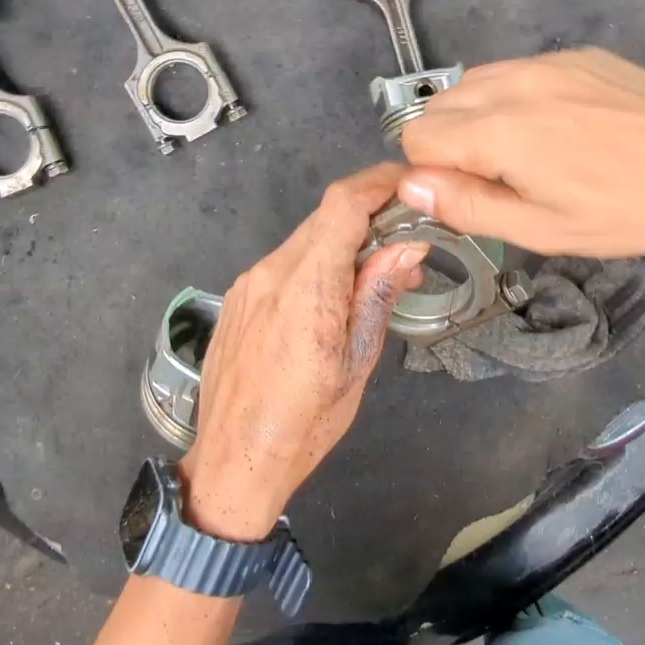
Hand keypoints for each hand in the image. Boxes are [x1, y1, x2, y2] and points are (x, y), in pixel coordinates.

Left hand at [180, 163, 427, 541]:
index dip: (378, 183)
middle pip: (325, 219)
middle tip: (406, 251)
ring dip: (342, 246)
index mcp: (307, 287)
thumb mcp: (357, 361)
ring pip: (304, 241)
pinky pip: (283, 264)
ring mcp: (247, 283)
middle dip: (369, 220)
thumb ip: (378, 293)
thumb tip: (409, 244)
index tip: (409, 185)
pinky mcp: (237, 297)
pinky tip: (330, 301)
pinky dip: (315, 266)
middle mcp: (270, 272)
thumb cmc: (306, 421)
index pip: (342, 205)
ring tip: (372, 284)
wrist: (234, 460)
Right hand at [395, 49, 644, 266]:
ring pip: (478, 82)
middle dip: (451, 143)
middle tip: (501, 179)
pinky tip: (568, 127)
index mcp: (499, 129)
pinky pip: (523, 70)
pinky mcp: (584, 54)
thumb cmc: (628, 213)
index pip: (416, 136)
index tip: (470, 195)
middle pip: (439, 104)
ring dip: (482, 117)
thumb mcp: (543, 229)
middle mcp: (514, 80)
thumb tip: (410, 185)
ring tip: (533, 153)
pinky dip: (521, 97)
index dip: (432, 173)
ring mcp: (552, 60)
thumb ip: (467, 205)